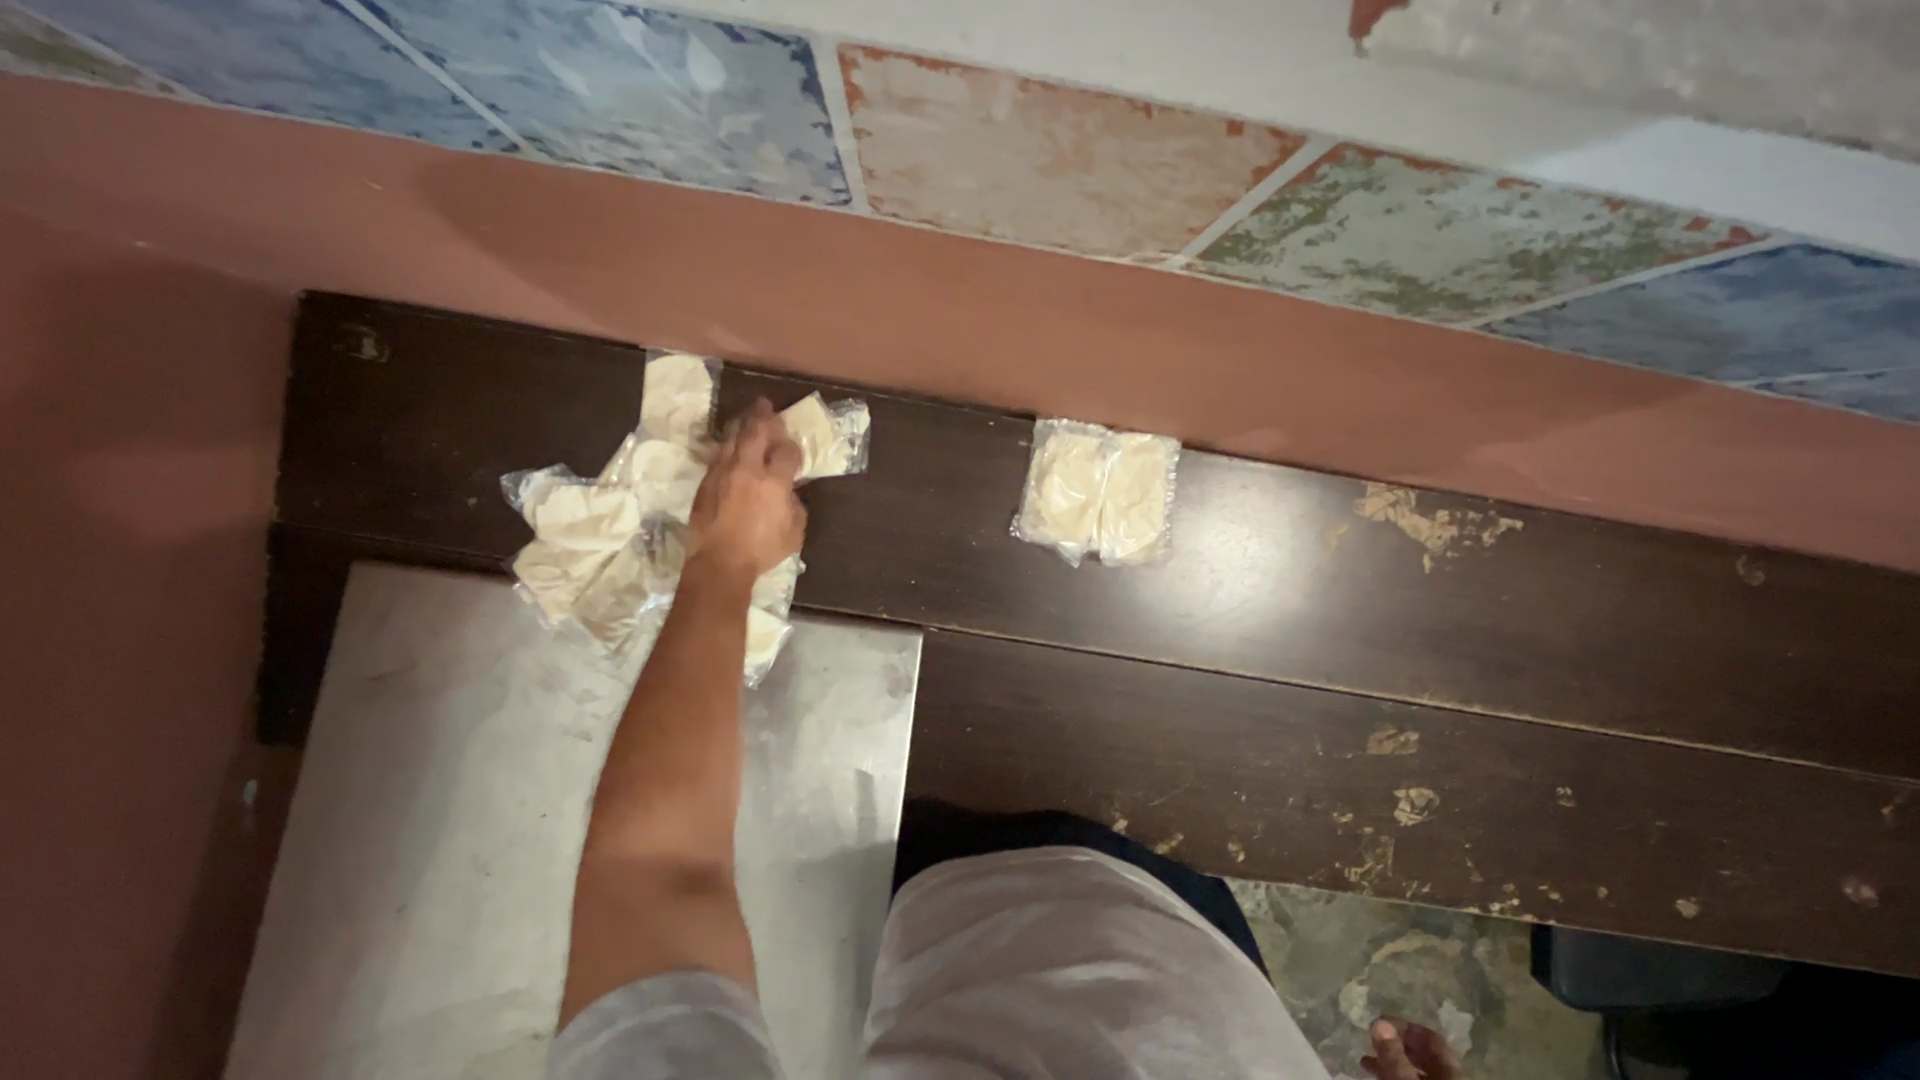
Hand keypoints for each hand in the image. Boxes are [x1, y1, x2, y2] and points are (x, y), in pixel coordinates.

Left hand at [686, 398, 805, 579]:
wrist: (719, 562)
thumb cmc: (762, 550)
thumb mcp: (794, 532)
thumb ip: (795, 507)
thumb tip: (790, 495)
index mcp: (774, 480)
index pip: (787, 451)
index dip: (793, 449)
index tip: (793, 453)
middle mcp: (748, 469)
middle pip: (755, 431)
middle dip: (764, 416)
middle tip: (766, 405)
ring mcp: (723, 473)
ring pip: (732, 438)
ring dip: (741, 425)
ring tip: (747, 417)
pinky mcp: (706, 482)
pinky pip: (718, 455)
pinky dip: (727, 446)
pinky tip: (730, 446)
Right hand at [1361, 1018, 1462, 1079]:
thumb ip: (1394, 1055)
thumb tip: (1378, 1021)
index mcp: (1452, 1069)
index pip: (1433, 1039)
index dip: (1408, 1027)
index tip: (1382, 1021)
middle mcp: (1450, 1076)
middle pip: (1424, 1055)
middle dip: (1396, 1043)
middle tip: (1372, 1038)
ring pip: (1416, 1071)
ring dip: (1391, 1060)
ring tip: (1366, 1059)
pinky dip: (1394, 1074)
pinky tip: (1376, 1073)